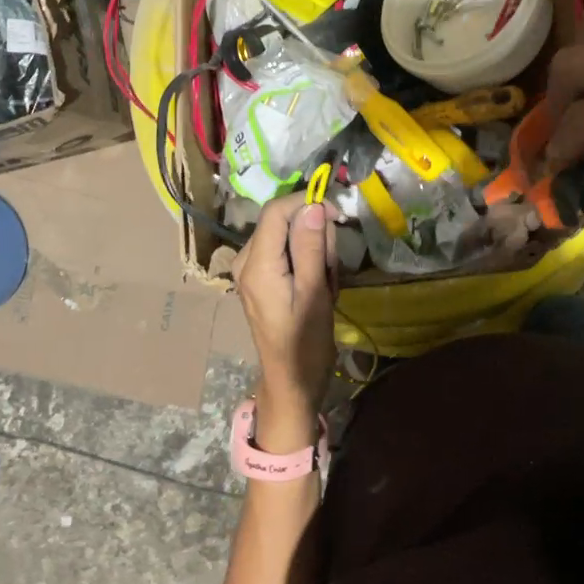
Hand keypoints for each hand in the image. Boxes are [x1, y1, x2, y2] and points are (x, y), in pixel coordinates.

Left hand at [232, 193, 337, 422]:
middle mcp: (245, 260)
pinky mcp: (258, 278)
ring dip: (313, 251)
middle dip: (314, 235)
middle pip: (282, 222)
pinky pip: (283, 252)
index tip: (338, 215)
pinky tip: (317, 286)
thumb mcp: (315, 293)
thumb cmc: (306, 342)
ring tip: (326, 283)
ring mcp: (249, 270)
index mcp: (256, 264)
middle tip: (332, 269)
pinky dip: (305, 261)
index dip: (307, 203)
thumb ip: (311, 247)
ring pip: (286, 236)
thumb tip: (313, 206)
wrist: (291, 381)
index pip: (276, 210)